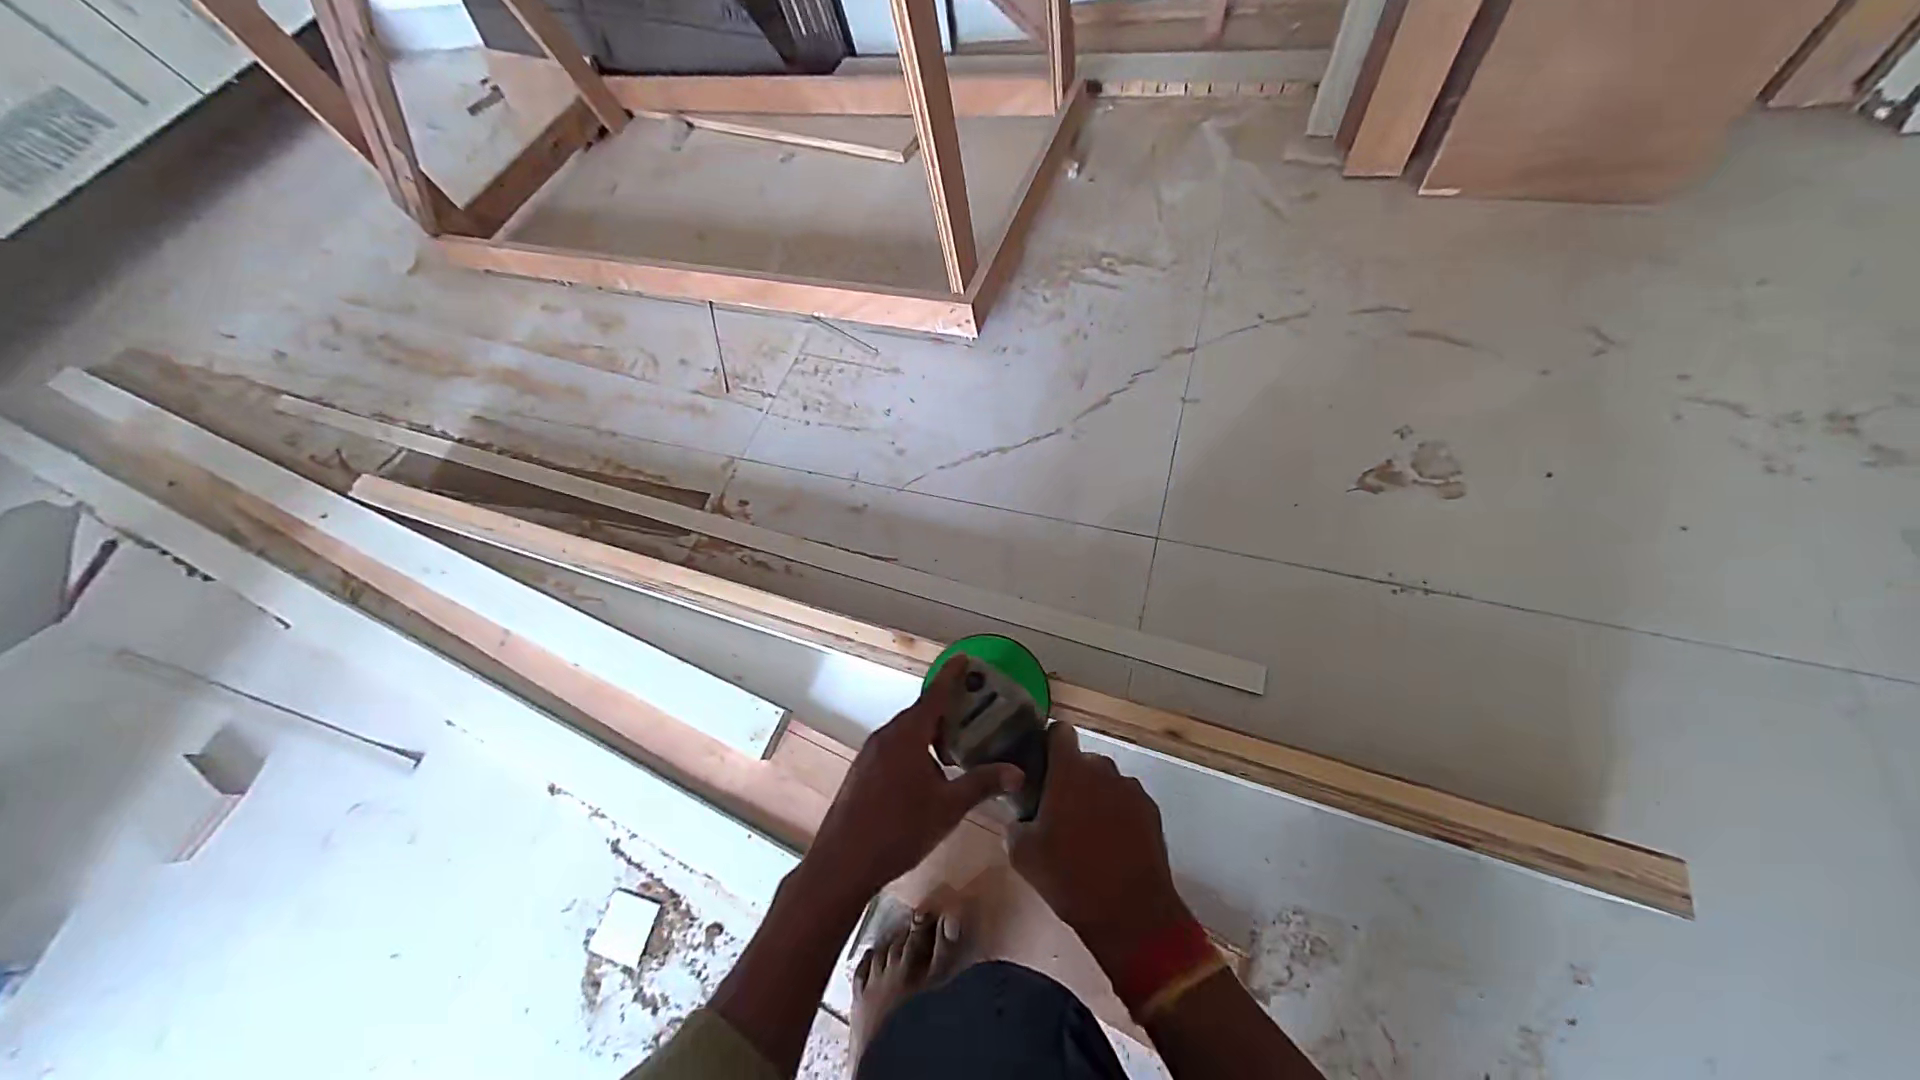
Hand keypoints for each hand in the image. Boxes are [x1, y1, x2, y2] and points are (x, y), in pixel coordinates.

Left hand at [803, 658, 1023, 902]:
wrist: (843, 863)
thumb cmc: (899, 830)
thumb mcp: (948, 808)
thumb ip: (982, 784)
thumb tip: (1017, 773)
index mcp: (906, 736)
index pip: (934, 696)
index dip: (951, 676)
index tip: (964, 658)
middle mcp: (885, 737)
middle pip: (920, 713)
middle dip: (945, 708)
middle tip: (973, 708)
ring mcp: (869, 755)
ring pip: (905, 732)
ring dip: (929, 732)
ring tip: (956, 744)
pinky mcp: (861, 773)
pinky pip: (893, 748)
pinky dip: (914, 748)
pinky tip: (927, 773)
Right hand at [1007, 723, 1193, 969]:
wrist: (1131, 913)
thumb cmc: (1069, 877)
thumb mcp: (1023, 854)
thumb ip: (1015, 826)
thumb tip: (1020, 820)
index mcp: (1069, 771)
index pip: (1059, 731)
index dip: (1049, 743)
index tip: (1040, 763)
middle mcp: (1103, 771)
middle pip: (1083, 761)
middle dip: (1071, 778)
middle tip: (1058, 810)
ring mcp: (1132, 790)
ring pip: (1106, 783)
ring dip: (1095, 797)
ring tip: (1086, 833)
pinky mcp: (1152, 813)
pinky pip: (1127, 803)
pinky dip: (1118, 815)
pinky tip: (1110, 846)